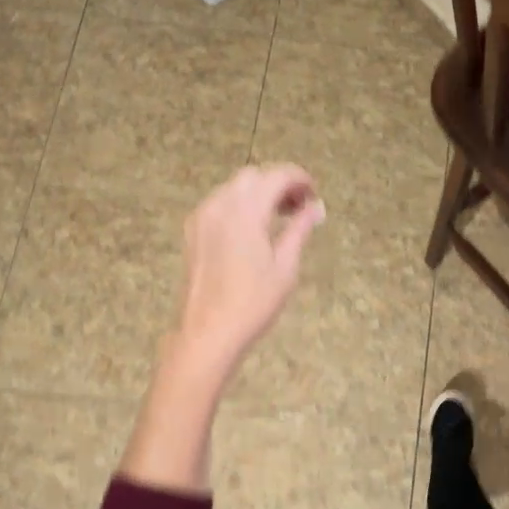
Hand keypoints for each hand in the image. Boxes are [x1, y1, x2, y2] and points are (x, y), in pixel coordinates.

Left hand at [173, 164, 325, 366]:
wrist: (208, 332)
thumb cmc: (253, 302)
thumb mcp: (285, 267)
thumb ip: (299, 229)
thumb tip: (315, 207)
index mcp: (246, 211)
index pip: (276, 176)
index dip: (299, 179)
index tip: (314, 194)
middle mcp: (220, 205)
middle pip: (253, 177)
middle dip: (278, 184)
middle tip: (298, 207)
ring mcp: (202, 217)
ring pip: (234, 188)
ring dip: (258, 193)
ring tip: (278, 219)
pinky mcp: (192, 231)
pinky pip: (219, 204)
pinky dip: (240, 205)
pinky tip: (252, 231)